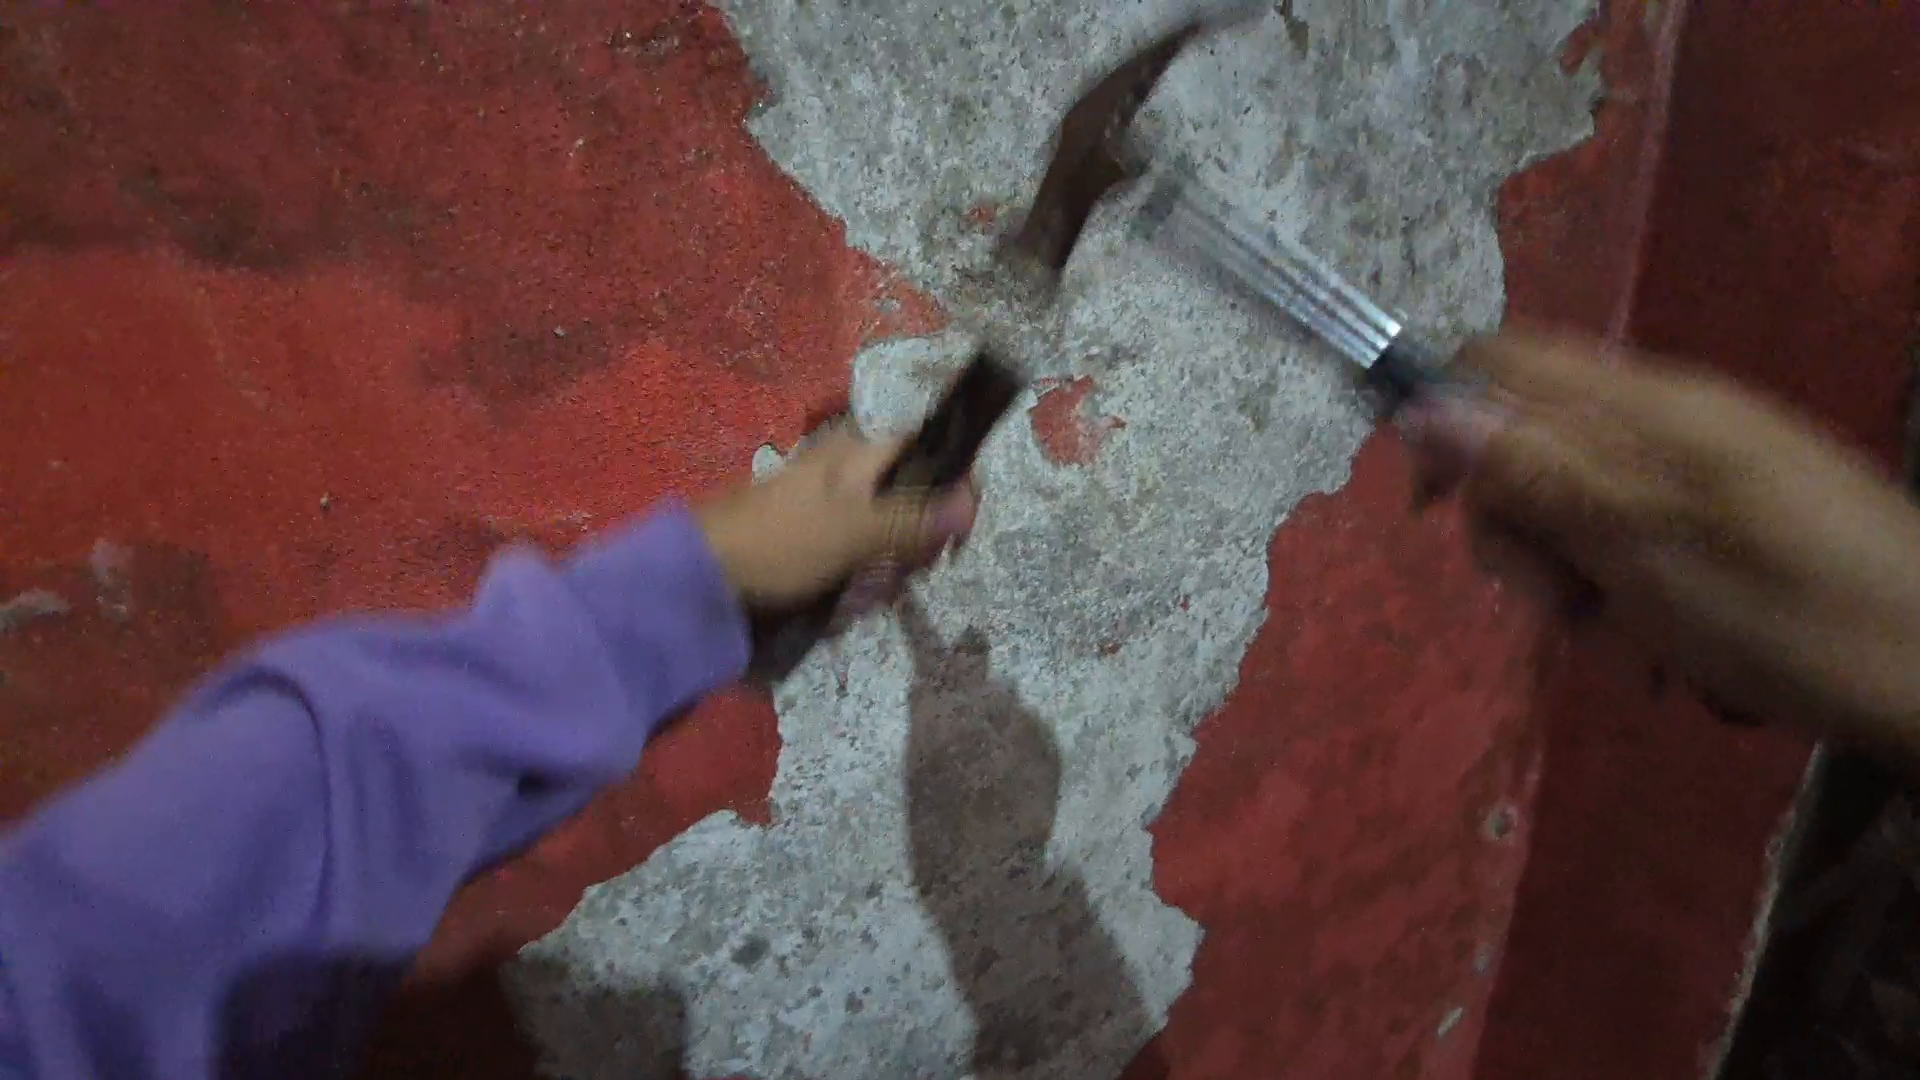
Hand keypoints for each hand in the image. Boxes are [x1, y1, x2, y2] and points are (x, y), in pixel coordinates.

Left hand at [694, 427, 977, 614]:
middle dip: (914, 540)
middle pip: (911, 497)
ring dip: (888, 564)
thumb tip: (972, 503)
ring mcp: (832, 503)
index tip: (955, 531)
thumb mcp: (857, 529)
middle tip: (901, 570)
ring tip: (866, 591)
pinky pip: (860, 552)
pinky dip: (862, 574)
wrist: (706, 574)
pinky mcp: (817, 536)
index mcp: (858, 451)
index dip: (951, 486)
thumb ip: (916, 517)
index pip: (926, 451)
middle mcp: (849, 469)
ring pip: (888, 530)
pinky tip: (849, 596)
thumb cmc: (785, 540)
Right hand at [1401, 329, 1919, 754]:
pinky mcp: (1693, 513)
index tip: (1434, 500)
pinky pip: (1599, 535)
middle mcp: (1650, 423)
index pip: (1498, 361)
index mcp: (1640, 408)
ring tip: (1608, 632)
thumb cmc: (1790, 614)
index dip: (1442, 414)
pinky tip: (1641, 636)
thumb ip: (1528, 468)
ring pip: (1549, 503)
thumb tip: (1420, 411)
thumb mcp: (1637, 541)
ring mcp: (1675, 469)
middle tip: (1549, 595)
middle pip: (1512, 447)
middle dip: (1510, 529)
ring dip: (1555, 574)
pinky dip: (1600, 589)